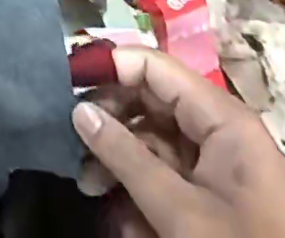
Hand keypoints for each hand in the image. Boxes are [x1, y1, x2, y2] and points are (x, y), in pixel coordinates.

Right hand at [71, 47, 284, 237]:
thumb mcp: (181, 212)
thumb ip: (125, 156)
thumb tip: (77, 109)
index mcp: (220, 117)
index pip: (152, 65)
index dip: (107, 66)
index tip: (63, 80)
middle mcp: (219, 129)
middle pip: (148, 101)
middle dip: (108, 121)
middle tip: (72, 143)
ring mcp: (219, 164)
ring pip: (153, 141)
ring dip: (118, 161)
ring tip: (89, 187)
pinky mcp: (219, 197)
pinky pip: (168, 176)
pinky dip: (141, 190)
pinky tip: (122, 219)